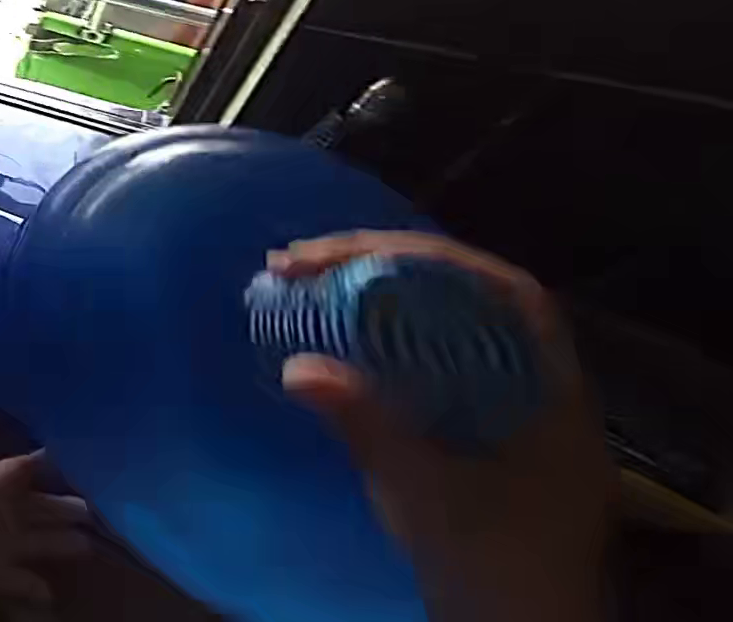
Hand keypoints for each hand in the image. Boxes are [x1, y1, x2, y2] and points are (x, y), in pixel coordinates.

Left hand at [0, 401, 96, 618]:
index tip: (70, 457)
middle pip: (32, 507)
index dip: (41, 463)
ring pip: (30, 541)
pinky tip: (52, 595)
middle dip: (58, 506)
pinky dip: (33, 587)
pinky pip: (17, 580)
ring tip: (88, 545)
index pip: (20, 469)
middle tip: (92, 508)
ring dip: (55, 542)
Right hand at [271, 231, 613, 621]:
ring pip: (425, 305)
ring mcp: (486, 383)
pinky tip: (316, 313)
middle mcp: (524, 375)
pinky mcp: (448, 396)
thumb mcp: (426, 495)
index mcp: (547, 390)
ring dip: (358, 279)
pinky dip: (357, 312)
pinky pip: (404, 333)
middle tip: (294, 259)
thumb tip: (296, 368)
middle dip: (370, 259)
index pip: (502, 290)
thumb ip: (369, 430)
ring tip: (293, 273)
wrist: (511, 611)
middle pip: (454, 286)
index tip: (344, 254)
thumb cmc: (487, 555)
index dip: (424, 255)